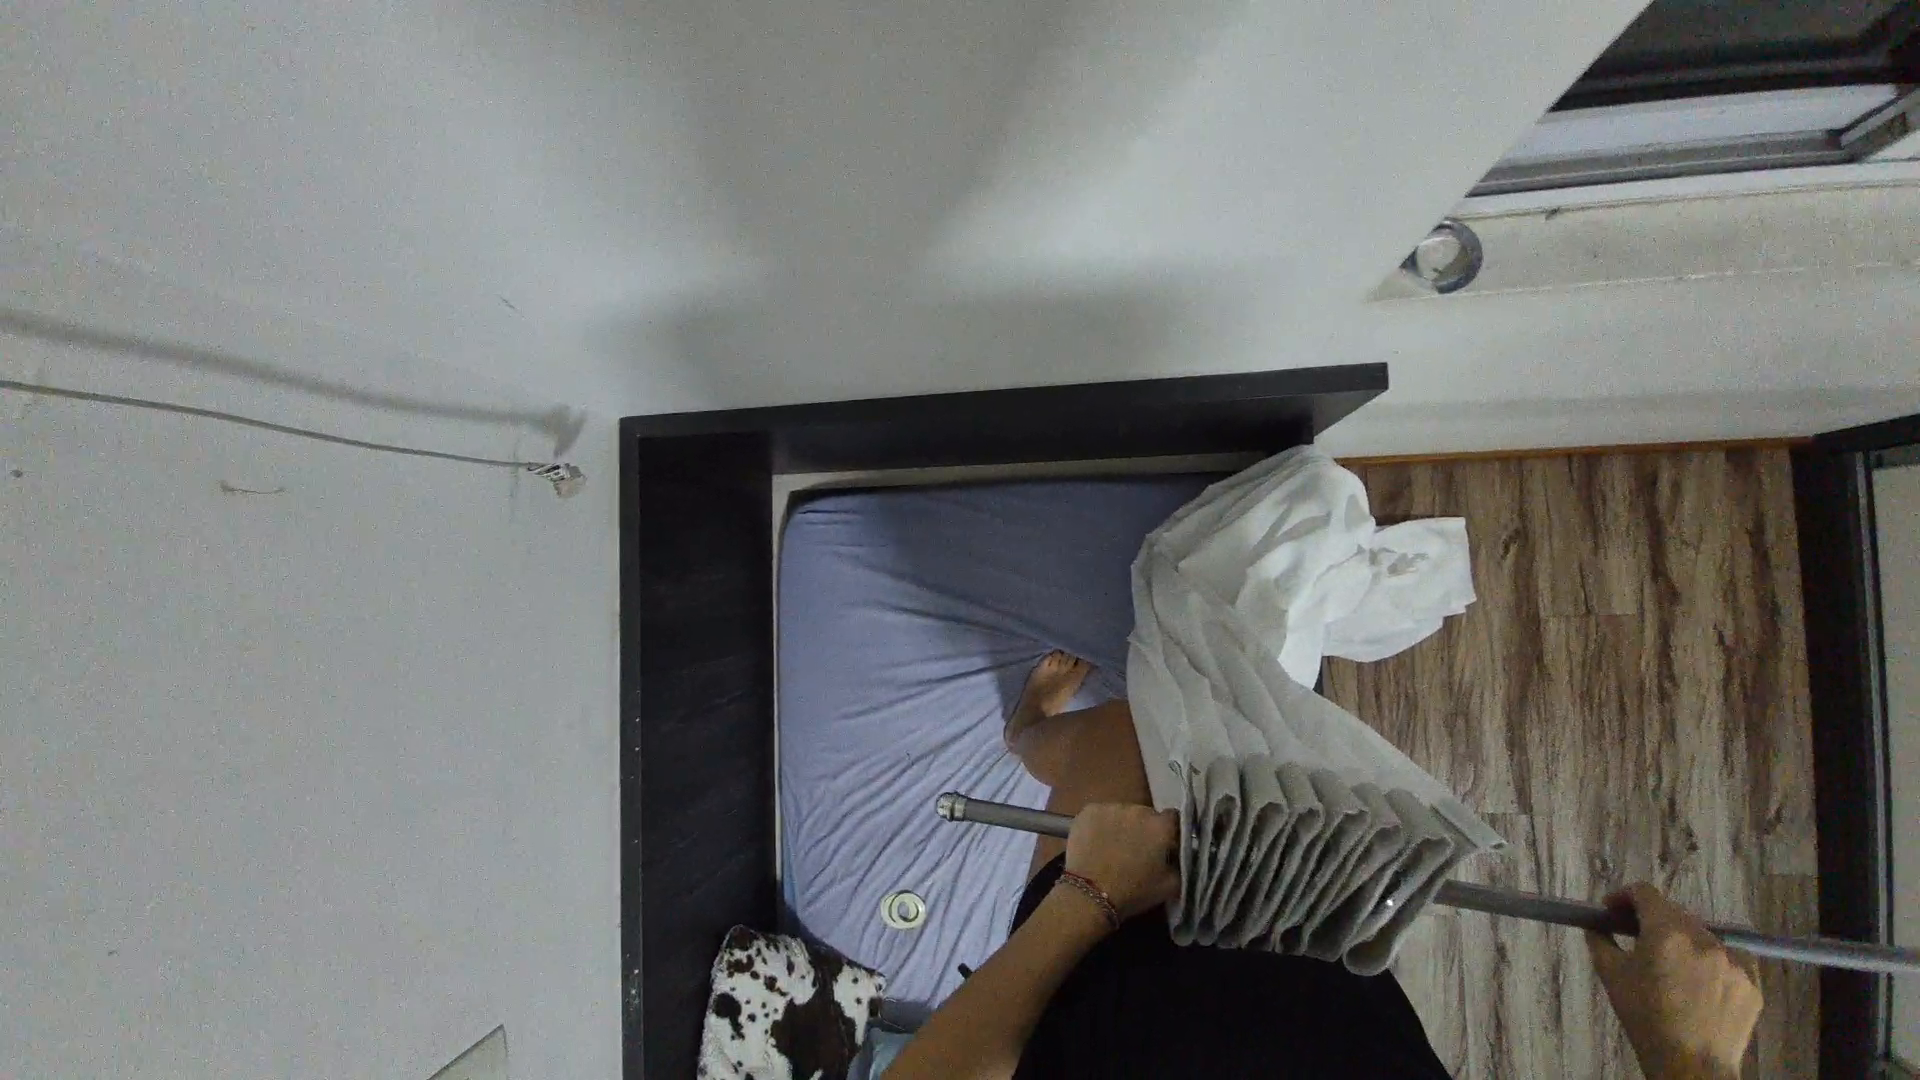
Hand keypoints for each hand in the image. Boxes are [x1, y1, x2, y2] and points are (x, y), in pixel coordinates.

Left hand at [1063, 803, 1180, 921]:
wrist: (1091, 893)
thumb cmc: (1133, 891)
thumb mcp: (1171, 886)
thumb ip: (1181, 865)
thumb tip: (1179, 856)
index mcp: (1160, 826)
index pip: (1173, 818)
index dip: (1169, 831)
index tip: (1164, 845)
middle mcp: (1137, 809)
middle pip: (1146, 814)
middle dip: (1144, 828)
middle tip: (1137, 849)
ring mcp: (1111, 807)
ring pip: (1122, 813)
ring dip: (1122, 825)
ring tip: (1113, 847)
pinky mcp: (1089, 810)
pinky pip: (1101, 814)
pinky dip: (1101, 824)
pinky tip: (1096, 842)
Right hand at [1586, 883, 1762, 1079]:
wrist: (1690, 1063)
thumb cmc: (1643, 1015)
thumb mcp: (1609, 971)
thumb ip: (1600, 938)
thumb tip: (1599, 925)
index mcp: (1667, 933)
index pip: (1645, 893)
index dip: (1624, 896)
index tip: (1612, 911)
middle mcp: (1705, 940)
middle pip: (1674, 912)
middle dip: (1652, 919)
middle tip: (1636, 937)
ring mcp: (1735, 963)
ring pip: (1703, 935)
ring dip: (1681, 939)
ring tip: (1669, 962)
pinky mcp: (1753, 985)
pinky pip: (1729, 958)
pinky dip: (1710, 959)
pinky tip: (1697, 978)